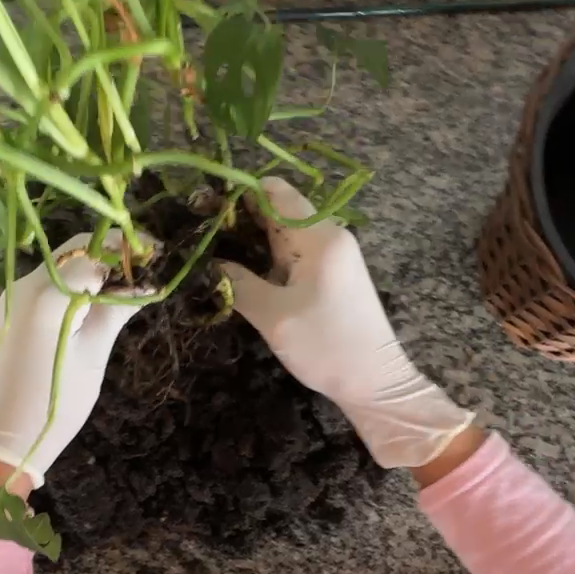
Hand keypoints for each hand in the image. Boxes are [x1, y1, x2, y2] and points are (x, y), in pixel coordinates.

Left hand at [0, 232, 146, 488]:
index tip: (154, 257)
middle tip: (140, 274)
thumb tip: (145, 284)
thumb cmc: (55, 404)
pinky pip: (43, 286)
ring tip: (120, 294)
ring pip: (58, 267)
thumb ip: (115, 311)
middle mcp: (22, 285)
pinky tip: (89, 308)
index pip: (92, 252)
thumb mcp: (93, 356)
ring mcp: (10, 298)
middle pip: (72, 252)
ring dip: (90, 271)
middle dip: (108, 256)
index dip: (125, 252)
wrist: (3, 440)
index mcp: (45, 295)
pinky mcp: (6, 313)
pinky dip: (70, 287)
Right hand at [217, 178, 473, 469]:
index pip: (274, 191)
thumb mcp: (275, 317)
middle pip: (277, 210)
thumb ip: (239, 283)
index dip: (237, 194)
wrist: (374, 382)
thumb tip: (210, 262)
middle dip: (239, 219)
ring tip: (211, 256)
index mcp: (319, 236)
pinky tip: (242, 275)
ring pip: (282, 235)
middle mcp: (328, 236)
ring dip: (250, 243)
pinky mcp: (329, 277)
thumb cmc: (326, 346)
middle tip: (200, 238)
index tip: (203, 211)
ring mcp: (331, 257)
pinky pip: (293, 257)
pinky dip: (266, 261)